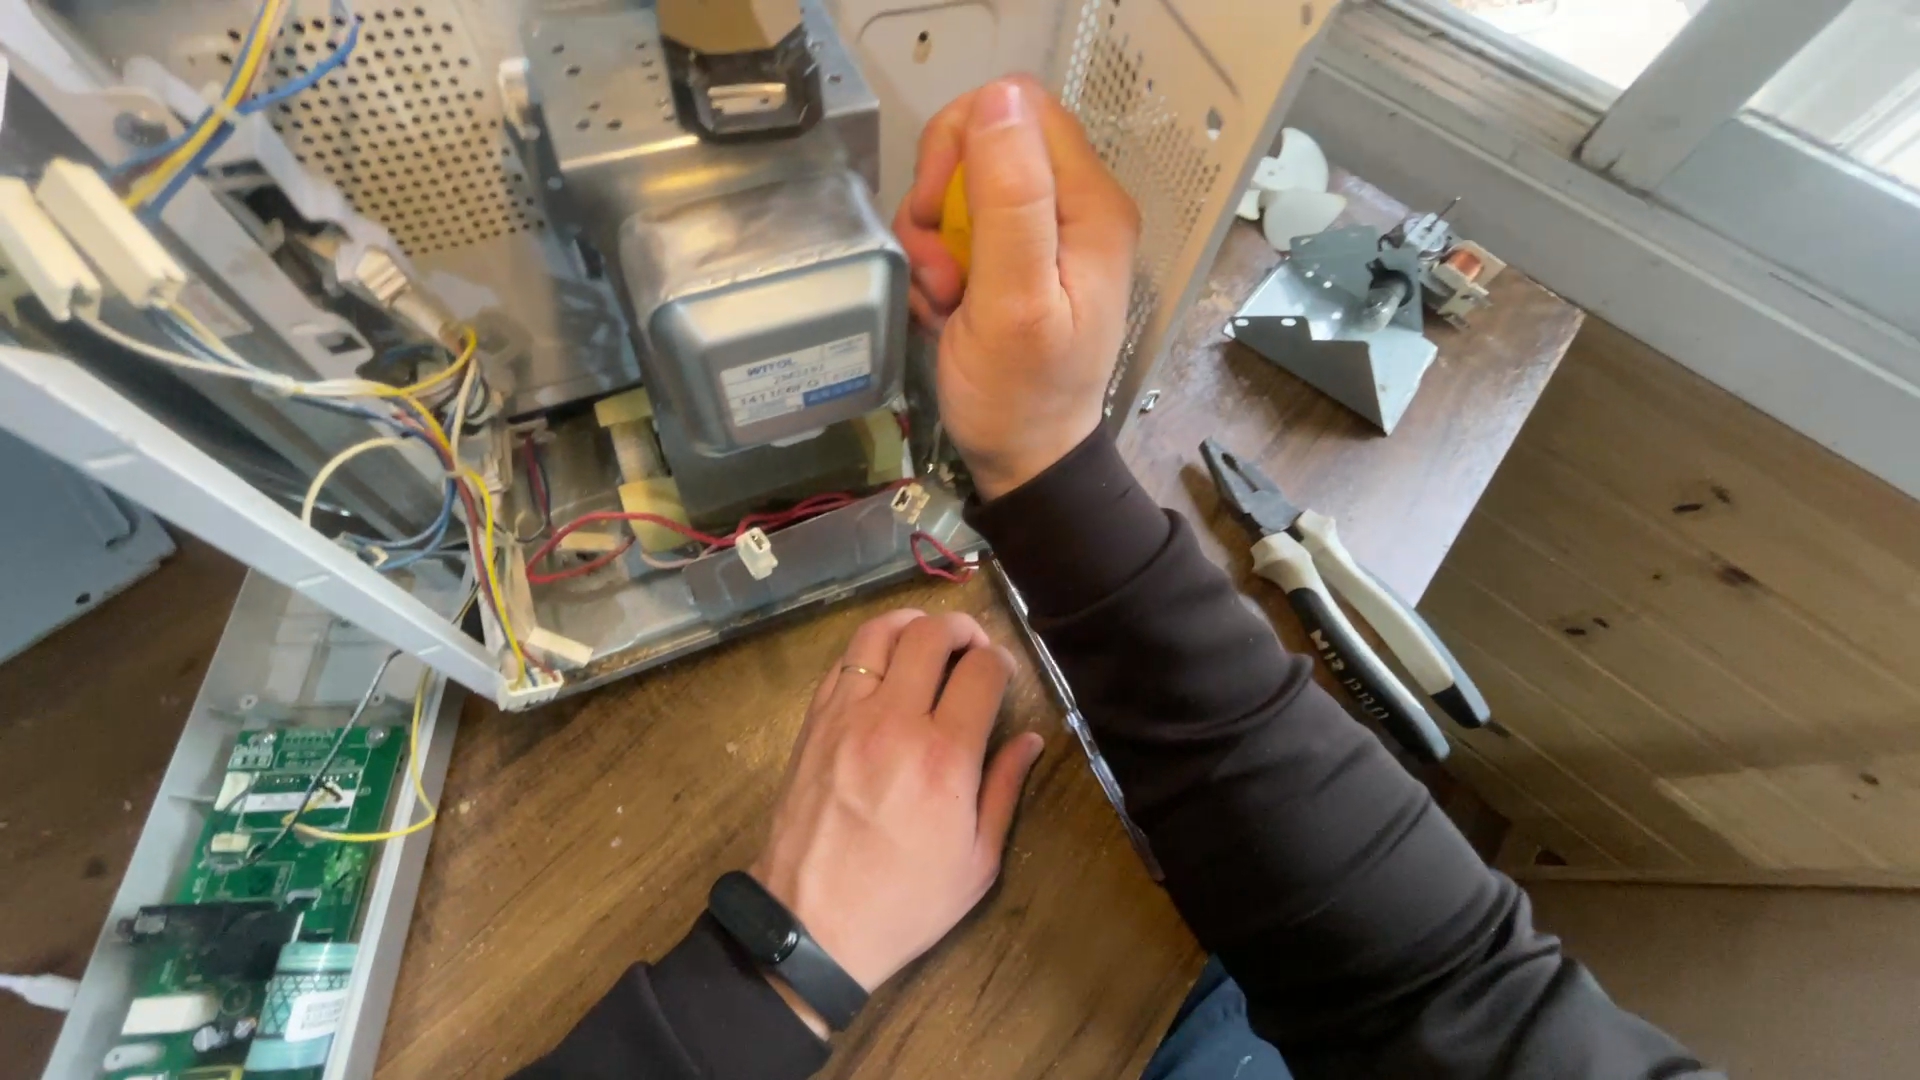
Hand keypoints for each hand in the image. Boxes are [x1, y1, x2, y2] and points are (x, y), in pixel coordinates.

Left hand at [751, 610, 1045, 1027]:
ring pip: (880, 632)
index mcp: (944, 757)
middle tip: (973, 646)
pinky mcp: (815, 720)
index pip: (981, 671)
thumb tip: (1031, 739)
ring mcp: (847, 715)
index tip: (1002, 674)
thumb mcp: (977, 861)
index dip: (1001, 661)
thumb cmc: (905, 901)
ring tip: (928, 640)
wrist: (811, 924)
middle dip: (963, 627)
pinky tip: (886, 667)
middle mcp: (895, 721)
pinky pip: (844, 659)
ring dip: (913, 623)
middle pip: (931, 634)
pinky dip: (872, 648)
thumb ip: (1006, 788)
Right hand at [893, 76, 1140, 499]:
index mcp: (1089, 206)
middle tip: (940, 269)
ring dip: (933, 243)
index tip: (941, 214)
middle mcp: (1072, 208)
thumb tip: (998, 97)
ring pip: (960, 190)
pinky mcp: (1012, 262)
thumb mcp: (1014, 303)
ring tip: (946, 300)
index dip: (963, 147)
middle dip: (941, 201)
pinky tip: (946, 309)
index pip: (1019, 110)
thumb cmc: (1019, 395)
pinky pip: (957, 232)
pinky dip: (937, 267)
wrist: (1025, 458)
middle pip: (984, 143)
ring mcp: (1041, 236)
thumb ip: (1010, 202)